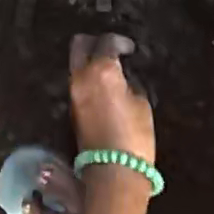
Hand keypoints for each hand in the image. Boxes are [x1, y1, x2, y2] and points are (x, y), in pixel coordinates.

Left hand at [69, 33, 155, 163]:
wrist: (114, 172)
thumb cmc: (134, 137)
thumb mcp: (141, 105)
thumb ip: (129, 83)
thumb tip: (123, 77)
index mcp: (100, 70)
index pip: (106, 42)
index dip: (120, 41)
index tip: (130, 48)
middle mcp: (81, 75)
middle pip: (79, 44)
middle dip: (95, 41)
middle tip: (113, 49)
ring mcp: (72, 90)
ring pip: (75, 62)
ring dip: (89, 59)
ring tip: (110, 68)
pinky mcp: (71, 105)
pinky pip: (77, 80)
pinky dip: (88, 76)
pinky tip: (104, 84)